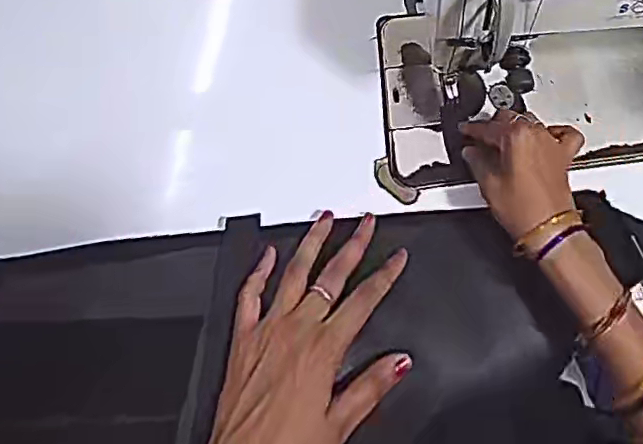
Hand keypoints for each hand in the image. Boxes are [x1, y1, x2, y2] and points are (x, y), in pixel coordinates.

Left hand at [210, 213, 410, 443]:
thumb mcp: (337, 427)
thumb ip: (371, 388)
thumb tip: (400, 361)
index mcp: (323, 350)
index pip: (364, 299)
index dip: (385, 274)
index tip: (398, 257)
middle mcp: (297, 331)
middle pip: (332, 275)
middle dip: (354, 244)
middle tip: (365, 222)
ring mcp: (268, 331)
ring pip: (294, 273)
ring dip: (312, 242)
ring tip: (324, 219)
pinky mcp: (242, 341)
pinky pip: (249, 296)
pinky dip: (259, 271)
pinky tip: (268, 254)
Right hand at [461, 109, 585, 240]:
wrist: (550, 231)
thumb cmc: (524, 211)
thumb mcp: (490, 186)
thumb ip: (477, 162)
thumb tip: (471, 152)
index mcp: (515, 136)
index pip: (488, 127)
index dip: (473, 129)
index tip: (466, 130)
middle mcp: (535, 133)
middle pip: (510, 118)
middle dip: (493, 126)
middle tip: (481, 139)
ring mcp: (552, 142)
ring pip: (531, 122)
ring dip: (518, 128)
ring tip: (506, 142)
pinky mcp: (564, 155)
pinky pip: (564, 134)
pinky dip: (555, 132)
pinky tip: (546, 136)